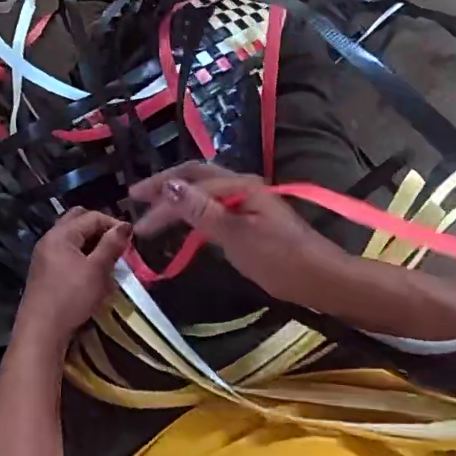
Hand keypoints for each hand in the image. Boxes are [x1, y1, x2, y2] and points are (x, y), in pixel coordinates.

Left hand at [14, 207, 132, 346]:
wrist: (41, 330)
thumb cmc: (71, 297)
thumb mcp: (97, 270)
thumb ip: (111, 245)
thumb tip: (125, 226)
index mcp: (61, 234)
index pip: (92, 216)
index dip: (114, 223)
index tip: (130, 240)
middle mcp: (50, 239)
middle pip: (78, 221)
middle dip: (100, 229)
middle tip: (117, 244)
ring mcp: (45, 254)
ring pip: (73, 238)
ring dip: (92, 243)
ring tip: (108, 259)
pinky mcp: (45, 270)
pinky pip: (67, 252)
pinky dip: (82, 255)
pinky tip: (92, 271)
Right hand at [127, 163, 347, 306]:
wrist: (320, 279)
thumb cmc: (279, 259)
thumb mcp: (236, 237)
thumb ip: (201, 211)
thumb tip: (169, 187)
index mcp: (239, 185)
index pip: (190, 186)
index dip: (161, 202)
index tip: (138, 224)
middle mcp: (243, 185)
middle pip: (196, 176)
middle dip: (165, 185)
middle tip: (135, 196)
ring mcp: (248, 200)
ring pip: (204, 189)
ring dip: (178, 195)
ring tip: (153, 206)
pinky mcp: (251, 217)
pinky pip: (214, 204)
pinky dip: (193, 208)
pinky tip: (184, 219)